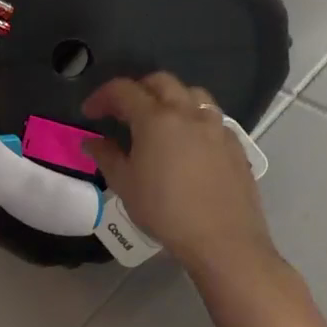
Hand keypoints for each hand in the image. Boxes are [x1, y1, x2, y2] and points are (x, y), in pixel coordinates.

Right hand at [81, 73, 272, 269]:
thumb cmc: (166, 211)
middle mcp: (188, 115)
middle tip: (124, 110)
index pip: (122, 90)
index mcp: (156, 118)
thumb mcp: (124, 184)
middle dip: (138, 89)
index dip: (101, 97)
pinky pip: (214, 120)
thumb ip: (106, 155)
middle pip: (162, 81)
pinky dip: (196, 121)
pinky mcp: (237, 149)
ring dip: (172, 98)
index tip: (90, 114)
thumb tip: (93, 142)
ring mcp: (217, 130)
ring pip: (194, 94)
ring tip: (161, 120)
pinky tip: (189, 144)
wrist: (225, 245)